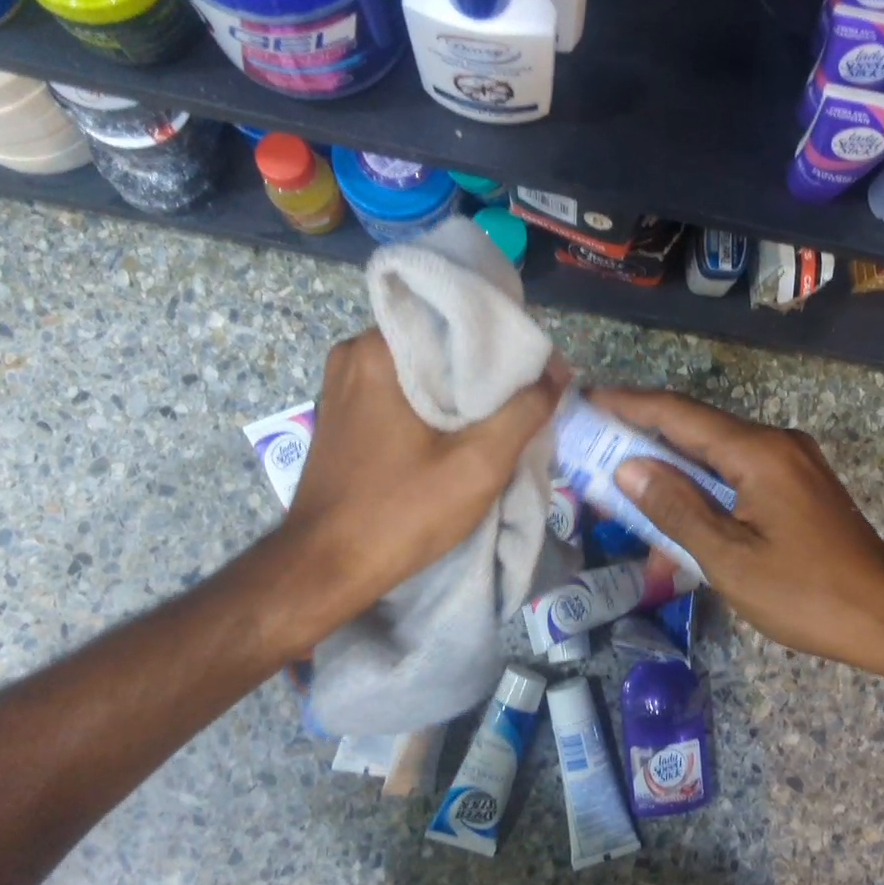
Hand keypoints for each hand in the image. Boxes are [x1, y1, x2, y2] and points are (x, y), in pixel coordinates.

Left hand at [272, 331, 566, 651]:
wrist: (324, 569)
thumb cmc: (400, 513)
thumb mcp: (479, 463)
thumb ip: (526, 409)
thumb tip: (558, 369)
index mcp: (379, 350)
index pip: (456, 315)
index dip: (502, 336)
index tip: (535, 362)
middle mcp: (355, 354)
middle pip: (439, 341)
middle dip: (484, 365)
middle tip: (527, 390)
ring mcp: (343, 385)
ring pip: (422, 369)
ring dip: (460, 387)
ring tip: (502, 411)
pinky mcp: (343, 413)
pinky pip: (402, 391)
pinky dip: (434, 403)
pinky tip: (462, 430)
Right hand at [590, 389, 883, 668]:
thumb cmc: (806, 595)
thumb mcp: (729, 560)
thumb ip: (676, 508)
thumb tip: (628, 467)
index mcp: (757, 452)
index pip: (678, 414)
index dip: (627, 404)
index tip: (585, 400)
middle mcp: (776, 442)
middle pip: (697, 428)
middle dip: (643, 435)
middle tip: (593, 445)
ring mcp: (793, 461)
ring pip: (717, 452)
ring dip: (673, 464)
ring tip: (626, 479)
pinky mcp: (800, 484)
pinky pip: (739, 472)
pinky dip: (703, 484)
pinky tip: (680, 506)